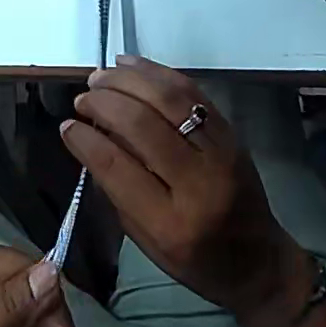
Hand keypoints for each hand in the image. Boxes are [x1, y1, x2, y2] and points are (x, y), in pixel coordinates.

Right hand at [61, 56, 316, 326]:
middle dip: (103, 103)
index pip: (117, 166)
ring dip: (127, 80)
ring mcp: (221, 154)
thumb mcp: (142, 235)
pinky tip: (129, 66)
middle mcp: (200, 185)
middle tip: (82, 99)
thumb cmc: (191, 257)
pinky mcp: (232, 134)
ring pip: (168, 99)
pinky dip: (156, 73)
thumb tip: (84, 133)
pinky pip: (191, 91)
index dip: (85, 138)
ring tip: (100, 77)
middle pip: (142, 124)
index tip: (67, 125)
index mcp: (170, 223)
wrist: (258, 261)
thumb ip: (113, 185)